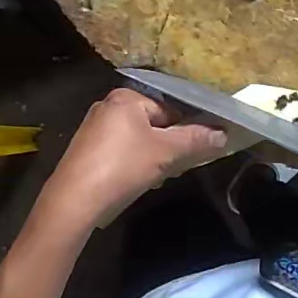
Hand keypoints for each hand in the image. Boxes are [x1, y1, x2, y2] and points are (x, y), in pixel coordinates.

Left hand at [35, 89, 226, 231]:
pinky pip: (121, 153)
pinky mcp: (87, 151)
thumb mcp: (165, 152)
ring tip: (153, 179)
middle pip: (154, 124)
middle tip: (173, 169)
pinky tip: (135, 183)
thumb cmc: (123, 167)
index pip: (170, 108)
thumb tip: (223, 134)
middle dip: (168, 147)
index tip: (195, 152)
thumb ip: (195, 140)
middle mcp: (107, 106)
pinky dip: (133, 165)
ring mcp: (94, 129)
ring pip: (138, 141)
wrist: (74, 200)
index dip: (186, 130)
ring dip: (152, 159)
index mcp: (125, 97)